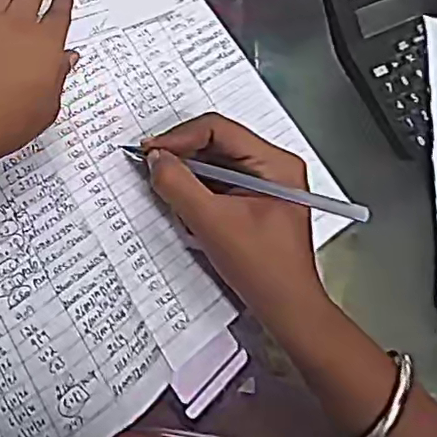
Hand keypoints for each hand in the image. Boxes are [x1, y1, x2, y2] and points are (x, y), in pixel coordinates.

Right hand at [141, 113, 324, 310]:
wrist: (284, 306)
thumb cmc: (264, 269)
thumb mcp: (212, 222)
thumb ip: (178, 185)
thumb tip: (155, 158)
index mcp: (275, 164)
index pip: (217, 129)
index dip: (179, 138)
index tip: (152, 153)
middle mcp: (270, 166)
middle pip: (212, 143)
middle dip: (181, 159)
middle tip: (154, 171)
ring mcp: (260, 182)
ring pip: (209, 162)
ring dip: (186, 179)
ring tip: (179, 204)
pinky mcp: (248, 197)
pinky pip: (211, 181)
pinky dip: (193, 193)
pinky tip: (191, 215)